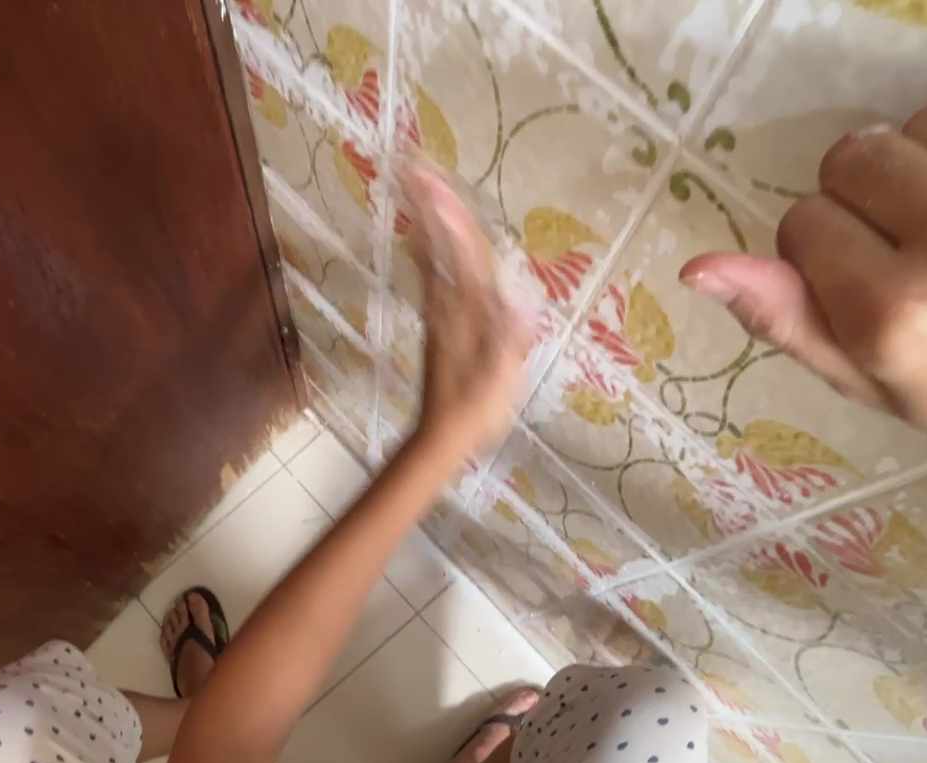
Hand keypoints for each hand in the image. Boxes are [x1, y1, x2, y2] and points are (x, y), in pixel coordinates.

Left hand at [402, 162, 531, 458]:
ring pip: (428, 257)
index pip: (458, 254)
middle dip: (425, 204)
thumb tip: (517, 303)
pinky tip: (417, 238)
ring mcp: (438, 314)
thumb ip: (506, 340)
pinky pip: (428, 276)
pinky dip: (422, 250)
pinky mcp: (436, 326)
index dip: (447, 216)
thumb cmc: (476, 410)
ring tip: (409, 185)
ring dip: (419, 219)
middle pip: (436, 245)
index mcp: (465, 313)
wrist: (441, 437)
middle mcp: (447, 305)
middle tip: (408, 162)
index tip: (429, 178)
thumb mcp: (498, 377)